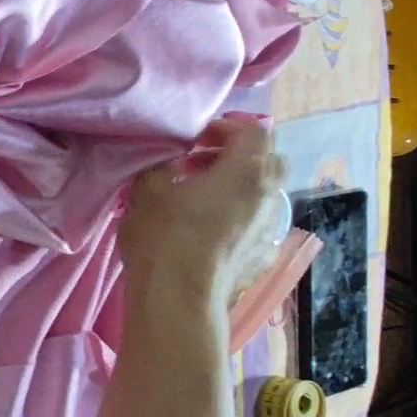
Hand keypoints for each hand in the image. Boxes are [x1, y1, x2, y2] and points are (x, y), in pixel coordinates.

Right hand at [120, 119, 285, 298]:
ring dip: (235, 180)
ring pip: (263, 186)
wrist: (180, 289)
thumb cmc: (163, 233)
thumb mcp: (146, 189)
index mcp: (246, 169)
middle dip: (235, 152)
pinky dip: (236, 205)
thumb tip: (169, 156)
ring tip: (198, 191)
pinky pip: (256, 212)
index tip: (192, 137)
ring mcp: (270, 220)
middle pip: (267, 156)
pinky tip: (205, 221)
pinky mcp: (263, 244)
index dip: (224, 126)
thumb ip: (161, 163)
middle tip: (197, 160)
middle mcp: (268, 190)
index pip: (252, 130)